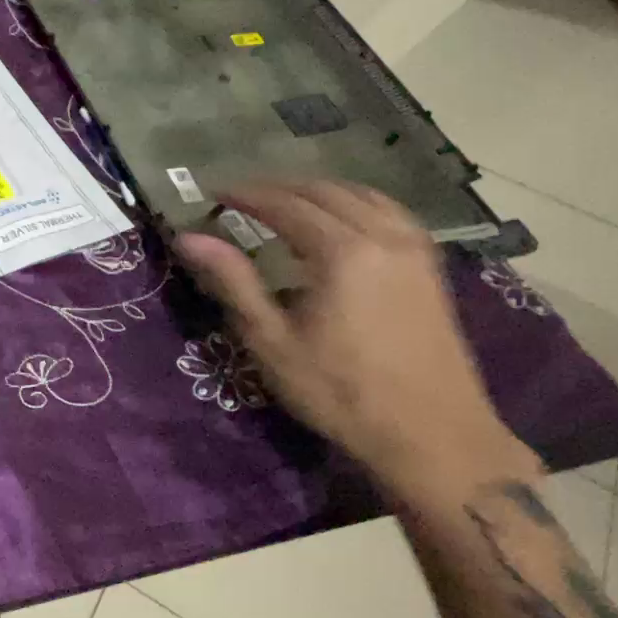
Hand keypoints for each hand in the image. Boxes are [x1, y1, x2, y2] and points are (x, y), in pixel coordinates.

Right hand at [175, 182, 539, 510]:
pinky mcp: (429, 266)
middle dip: (279, 188)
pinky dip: (354, 204)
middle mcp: (384, 238)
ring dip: (318, 191)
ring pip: (363, 197)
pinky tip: (336, 221)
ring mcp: (415, 250)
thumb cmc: (335, 388)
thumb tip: (188, 238)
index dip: (245, 195)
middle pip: (327, 193)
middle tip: (237, 197)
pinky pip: (389, 213)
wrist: (428, 429)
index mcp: (342, 253)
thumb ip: (232, 281)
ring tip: (281, 202)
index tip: (210, 195)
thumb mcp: (269, 339)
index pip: (286, 205)